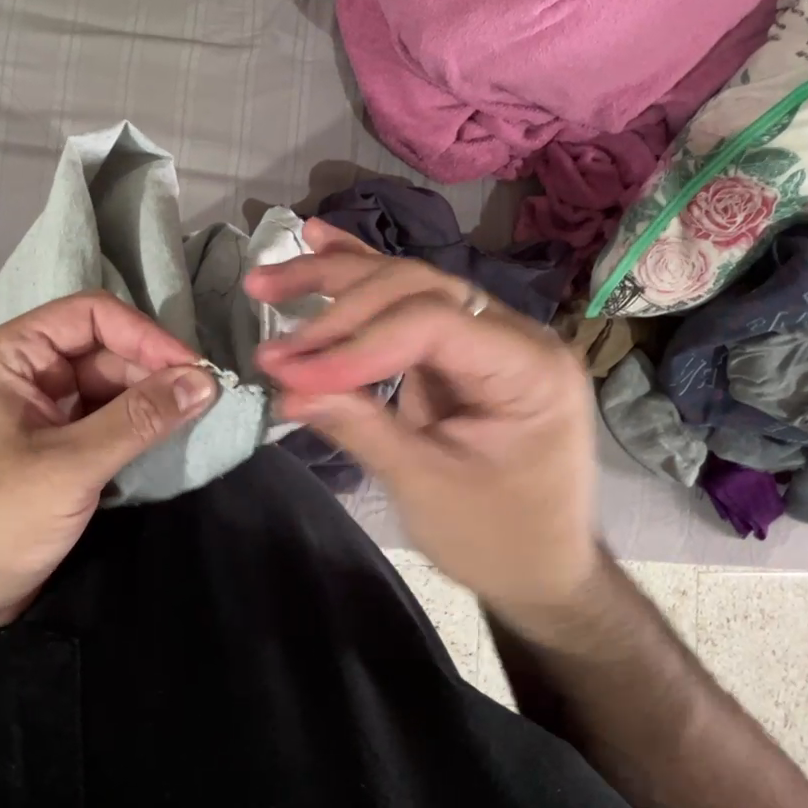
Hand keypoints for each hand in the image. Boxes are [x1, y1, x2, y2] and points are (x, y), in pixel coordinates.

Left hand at [0, 291, 221, 631]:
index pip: (92, 317)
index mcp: (12, 354)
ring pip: (108, 385)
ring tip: (196, 419)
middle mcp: (26, 369)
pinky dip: (135, 426)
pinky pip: (103, 418)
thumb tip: (206, 381)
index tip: (196, 370)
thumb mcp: (70, 467)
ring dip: (149, 400)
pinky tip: (169, 437)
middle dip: (153, 370)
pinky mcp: (53, 443)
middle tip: (206, 401)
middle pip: (104, 349)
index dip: (147, 336)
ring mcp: (40, 407)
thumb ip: (139, 420)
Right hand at [245, 220, 602, 625]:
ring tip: (267, 280)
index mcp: (528, 369)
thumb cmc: (498, 538)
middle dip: (336, 306)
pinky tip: (318, 242)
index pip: (431, 324)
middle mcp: (512, 333)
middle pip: (414, 287)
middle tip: (271, 339)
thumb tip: (284, 387)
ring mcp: (485, 332)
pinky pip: (403, 299)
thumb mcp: (426, 488)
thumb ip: (360, 427)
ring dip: (332, 279)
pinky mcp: (456, 343)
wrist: (540, 566)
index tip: (288, 373)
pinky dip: (357, 274)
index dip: (353, 344)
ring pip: (402, 283)